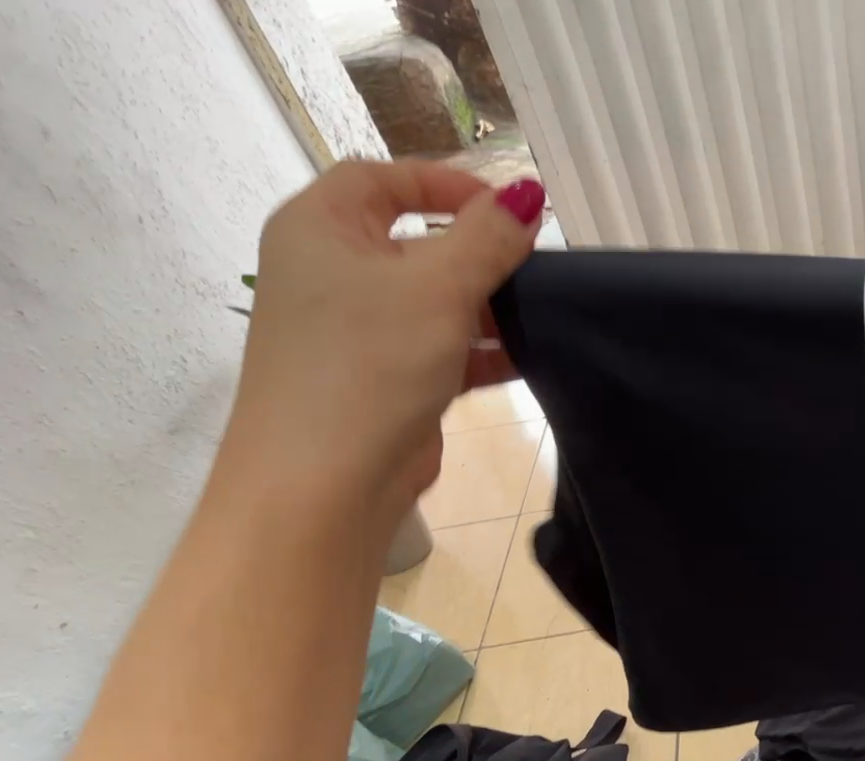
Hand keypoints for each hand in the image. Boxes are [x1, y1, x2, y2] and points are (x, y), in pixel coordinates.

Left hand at [225, 161, 542, 520]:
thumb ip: (489, 238)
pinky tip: (530, 357)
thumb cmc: (371, 362)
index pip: (384, 178)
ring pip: (437, 299)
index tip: (508, 210)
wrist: (327, 478)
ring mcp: (361, 330)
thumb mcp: (438, 287)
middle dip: (480, 253)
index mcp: (320, 229)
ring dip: (489, 305)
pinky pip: (445, 346)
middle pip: (418, 242)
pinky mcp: (390, 377)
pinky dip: (484, 349)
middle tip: (536, 265)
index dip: (446, 183)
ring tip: (543, 313)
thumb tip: (529, 196)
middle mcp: (334, 273)